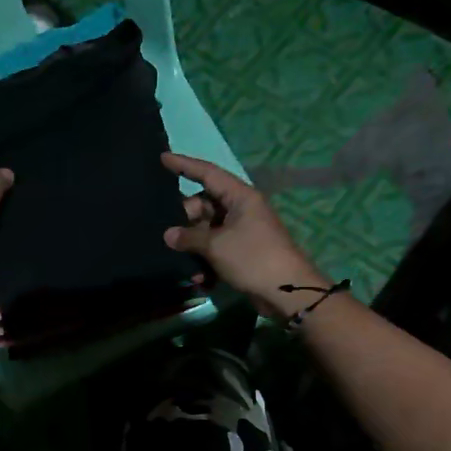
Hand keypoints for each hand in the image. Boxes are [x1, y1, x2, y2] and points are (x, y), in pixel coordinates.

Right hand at [161, 152, 326, 316]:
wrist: (288, 292)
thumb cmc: (253, 258)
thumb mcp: (216, 245)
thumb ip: (188, 237)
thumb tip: (168, 235)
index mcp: (240, 197)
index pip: (208, 173)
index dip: (184, 165)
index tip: (162, 158)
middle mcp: (241, 209)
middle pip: (204, 204)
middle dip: (185, 218)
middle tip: (169, 233)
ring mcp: (241, 231)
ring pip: (207, 228)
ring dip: (193, 244)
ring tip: (180, 258)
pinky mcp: (241, 252)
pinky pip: (215, 248)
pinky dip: (205, 260)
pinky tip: (198, 278)